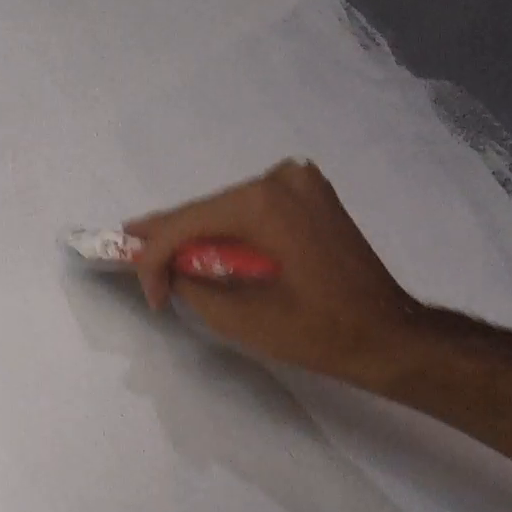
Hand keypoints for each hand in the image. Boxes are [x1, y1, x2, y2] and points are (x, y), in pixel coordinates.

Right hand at [126, 160, 427, 387]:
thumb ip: (195, 286)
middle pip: (207, 209)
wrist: (386, 333)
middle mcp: (283, 178)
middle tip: (126, 245)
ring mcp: (302, 183)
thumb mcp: (241, 317)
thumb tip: (174, 270)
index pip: (189, 222)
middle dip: (170, 236)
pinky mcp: (313, 198)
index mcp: (265, 203)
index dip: (154, 257)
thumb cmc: (317, 331)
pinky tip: (201, 244)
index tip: (148, 295)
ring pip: (228, 210)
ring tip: (155, 251)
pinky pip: (254, 212)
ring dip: (197, 233)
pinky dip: (228, 231)